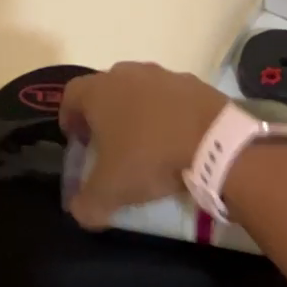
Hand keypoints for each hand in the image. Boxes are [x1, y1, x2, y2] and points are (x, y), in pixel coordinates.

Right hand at [60, 62, 226, 228]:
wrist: (216, 143)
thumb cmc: (151, 159)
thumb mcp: (111, 191)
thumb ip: (87, 204)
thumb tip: (80, 212)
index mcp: (100, 91)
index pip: (71, 96)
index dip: (70, 118)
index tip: (78, 140)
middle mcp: (131, 74)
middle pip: (109, 91)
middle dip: (107, 116)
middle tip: (112, 145)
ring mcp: (167, 76)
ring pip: (145, 93)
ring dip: (142, 114)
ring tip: (150, 144)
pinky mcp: (199, 86)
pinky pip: (177, 101)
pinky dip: (174, 117)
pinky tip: (181, 140)